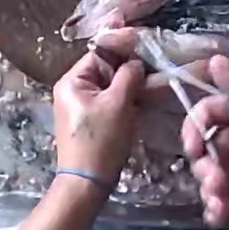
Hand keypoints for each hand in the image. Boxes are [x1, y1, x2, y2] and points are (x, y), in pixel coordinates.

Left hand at [52, 43, 145, 183]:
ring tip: (154, 81)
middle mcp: (73, 90)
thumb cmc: (100, 140)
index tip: (149, 47)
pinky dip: (126, 99)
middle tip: (156, 65)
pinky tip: (144, 99)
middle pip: (106, 69)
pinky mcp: (91, 120)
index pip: (100, 53)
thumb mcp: (118, 104)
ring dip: (131, 84)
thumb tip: (137, 62)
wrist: (87, 182)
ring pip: (111, 86)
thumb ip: (128, 76)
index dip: (124, 49)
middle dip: (130, 68)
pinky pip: (110, 101)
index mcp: (72, 81)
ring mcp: (81, 106)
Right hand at [181, 56, 228, 227]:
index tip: (194, 144)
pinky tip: (219, 215)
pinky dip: (213, 207)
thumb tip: (215, 60)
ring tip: (221, 198)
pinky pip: (217, 197)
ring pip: (206, 171)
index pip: (208, 109)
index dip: (194, 124)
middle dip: (201, 161)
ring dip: (207, 185)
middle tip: (214, 177)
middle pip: (201, 143)